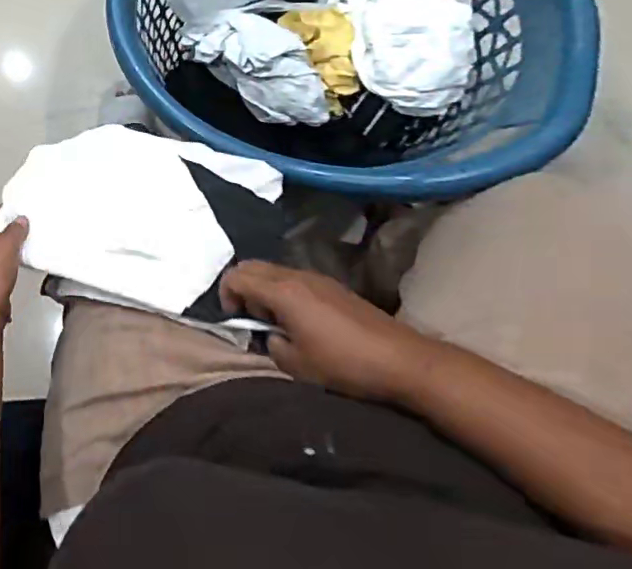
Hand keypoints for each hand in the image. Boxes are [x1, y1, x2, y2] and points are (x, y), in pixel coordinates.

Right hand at [219, 261, 450, 404]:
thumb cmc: (346, 364)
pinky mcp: (333, 286)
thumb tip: (269, 334)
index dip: (225, 296)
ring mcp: (316, 277)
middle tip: (250, 317)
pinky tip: (301, 319)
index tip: (235, 320)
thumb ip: (270, 344)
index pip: (235, 277)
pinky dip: (284, 291)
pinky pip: (294, 278)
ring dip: (264, 289)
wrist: (405, 362)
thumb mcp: (297, 365)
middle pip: (251, 266)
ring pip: (273, 271)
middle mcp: (295, 276)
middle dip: (241, 288)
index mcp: (281, 291)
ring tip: (277, 320)